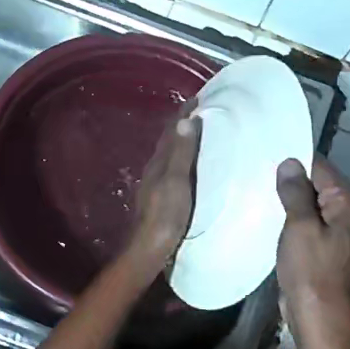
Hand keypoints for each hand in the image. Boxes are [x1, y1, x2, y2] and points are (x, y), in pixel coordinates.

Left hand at [126, 113, 200, 271]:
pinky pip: (172, 171)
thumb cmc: (165, 215)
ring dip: (181, 143)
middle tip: (200, 113)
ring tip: (198, 136)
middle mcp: (153, 170)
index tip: (197, 98)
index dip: (182, 114)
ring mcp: (154, 186)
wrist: (149, 249)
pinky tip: (190, 169)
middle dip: (182, 125)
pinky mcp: (159, 200)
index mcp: (158, 163)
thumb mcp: (176, 181)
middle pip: (168, 141)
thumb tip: (186, 119)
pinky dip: (182, 161)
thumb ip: (181, 152)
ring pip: (168, 156)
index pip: (170, 131)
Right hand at [275, 157, 349, 326]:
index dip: (294, 164)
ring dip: (290, 201)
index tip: (264, 160)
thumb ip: (295, 191)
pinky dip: (294, 218)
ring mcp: (342, 230)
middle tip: (257, 177)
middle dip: (292, 182)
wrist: (319, 316)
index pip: (321, 168)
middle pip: (319, 184)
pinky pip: (311, 221)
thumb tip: (289, 162)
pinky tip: (272, 217)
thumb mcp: (300, 226)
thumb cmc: (311, 270)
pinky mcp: (330, 245)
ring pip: (313, 203)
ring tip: (260, 194)